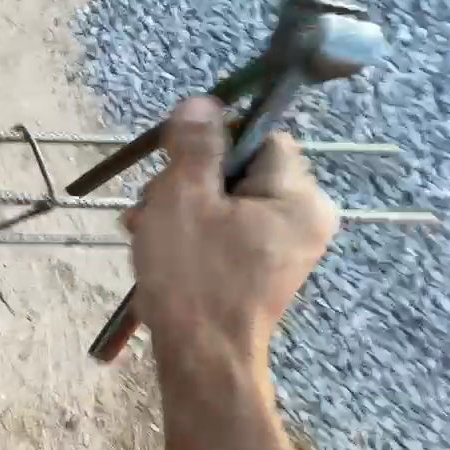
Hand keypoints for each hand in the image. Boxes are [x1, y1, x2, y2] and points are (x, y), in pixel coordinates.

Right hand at [124, 97, 338, 369]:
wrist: (198, 346)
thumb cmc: (192, 269)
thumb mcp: (182, 197)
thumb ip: (195, 147)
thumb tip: (203, 102)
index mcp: (299, 200)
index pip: (262, 140)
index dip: (213, 140)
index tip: (173, 158)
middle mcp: (303, 220)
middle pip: (235, 170)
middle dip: (183, 180)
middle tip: (153, 202)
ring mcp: (281, 245)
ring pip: (219, 199)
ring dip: (174, 205)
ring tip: (146, 227)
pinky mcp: (256, 265)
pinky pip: (219, 227)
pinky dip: (183, 228)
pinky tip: (155, 242)